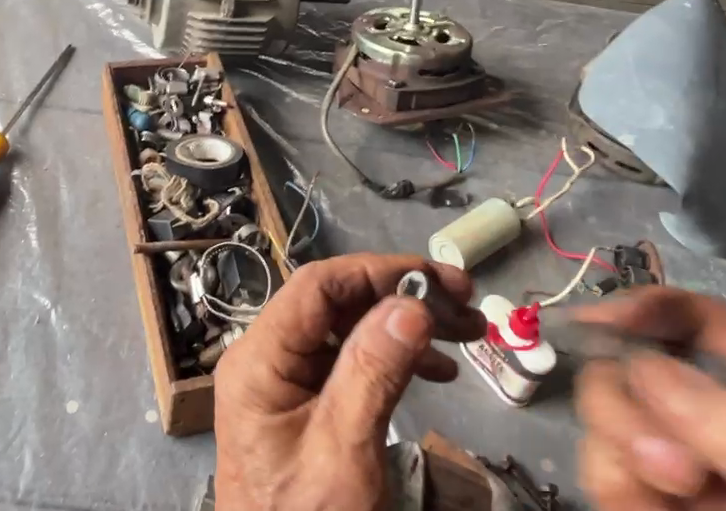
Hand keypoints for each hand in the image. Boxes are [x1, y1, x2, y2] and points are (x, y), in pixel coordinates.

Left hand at [213, 255, 486, 510]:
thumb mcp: (344, 453)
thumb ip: (373, 373)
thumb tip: (411, 304)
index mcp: (259, 359)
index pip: (318, 286)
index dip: (379, 272)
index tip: (439, 280)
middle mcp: (266, 358)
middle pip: (335, 303)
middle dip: (401, 297)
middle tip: (465, 304)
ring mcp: (284, 382)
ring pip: (348, 329)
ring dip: (406, 326)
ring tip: (467, 333)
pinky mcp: (304, 406)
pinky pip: (349, 363)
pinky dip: (394, 359)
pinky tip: (438, 371)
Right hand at [573, 287, 725, 509]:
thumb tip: (647, 367)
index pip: (699, 319)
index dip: (650, 306)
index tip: (605, 323)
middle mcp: (711, 415)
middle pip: (634, 357)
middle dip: (633, 401)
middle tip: (675, 472)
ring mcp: (672, 456)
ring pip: (603, 404)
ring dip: (620, 443)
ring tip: (665, 499)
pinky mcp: (639, 494)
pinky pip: (597, 463)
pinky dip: (613, 486)